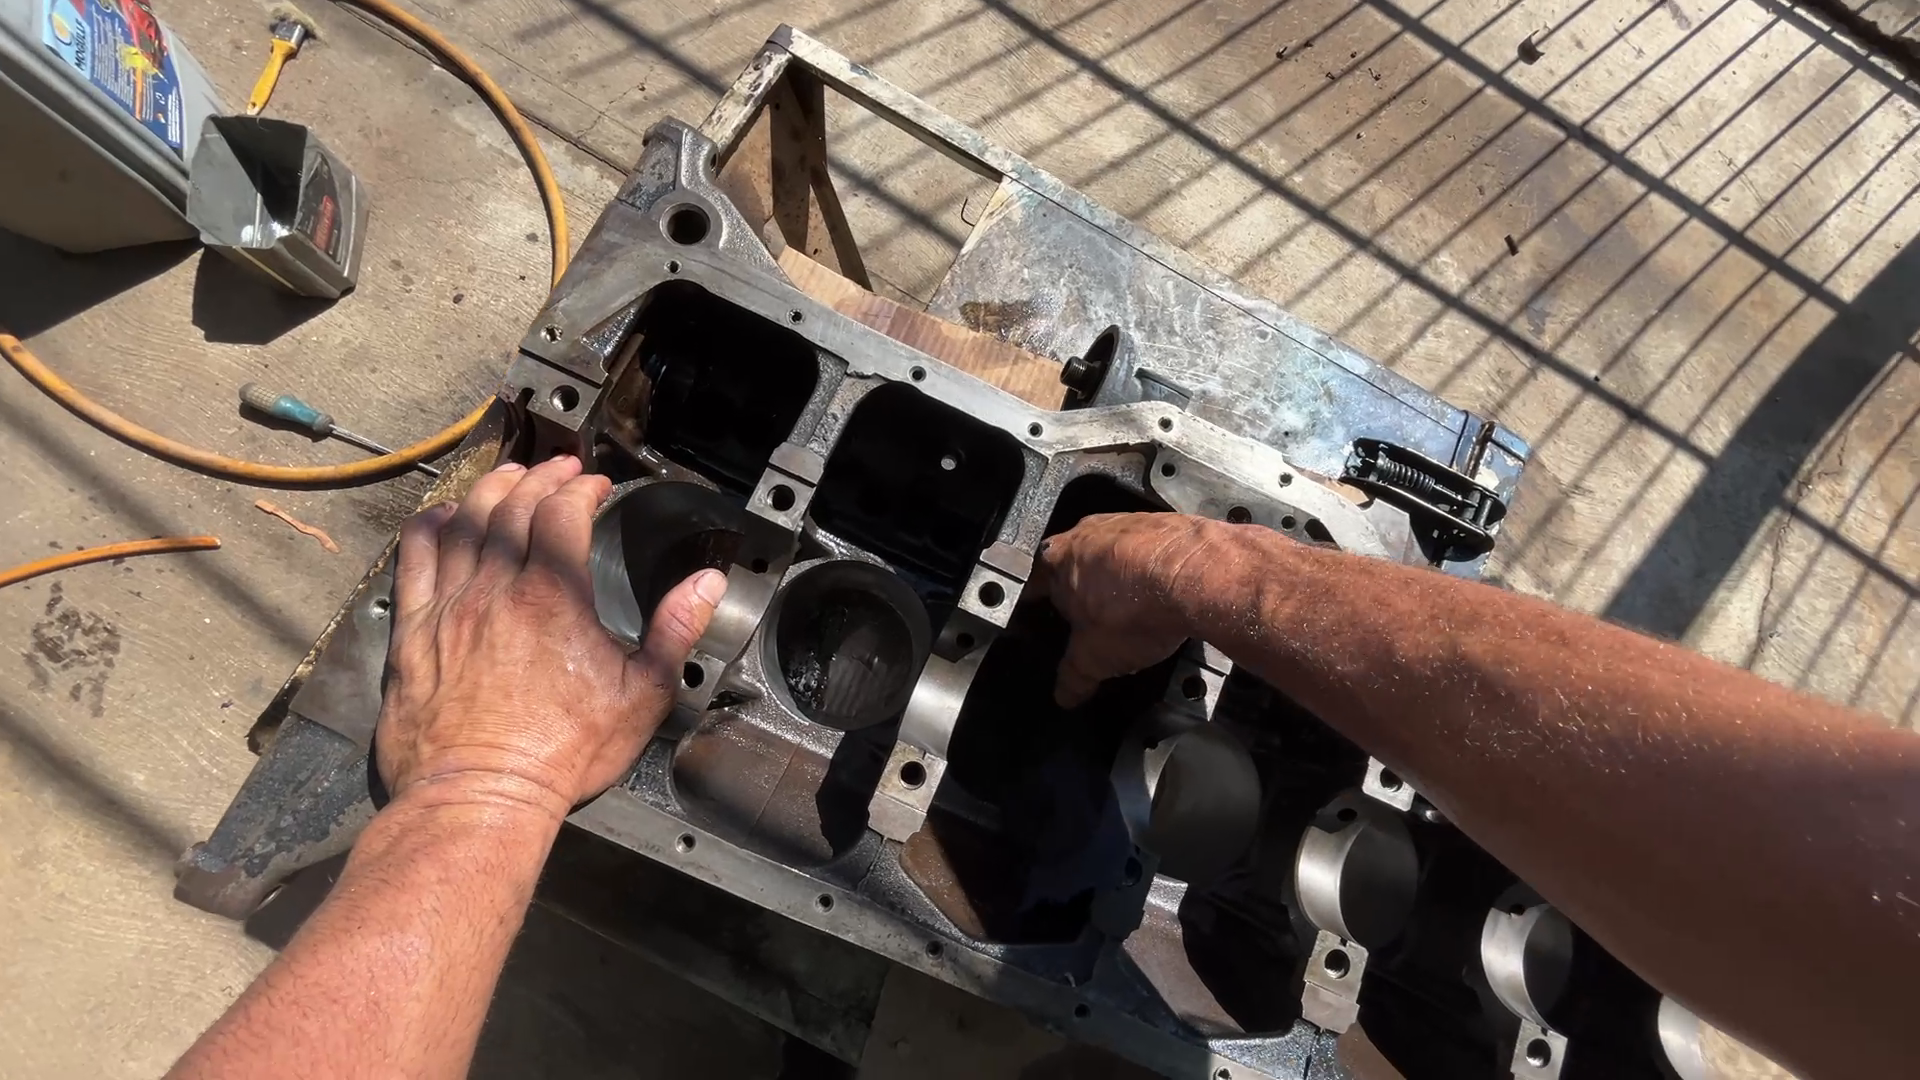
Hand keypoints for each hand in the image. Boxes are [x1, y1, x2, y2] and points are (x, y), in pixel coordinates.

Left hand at [375, 455, 726, 819]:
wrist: (483, 796)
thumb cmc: (569, 747)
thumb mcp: (645, 691)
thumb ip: (676, 628)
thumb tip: (709, 581)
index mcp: (556, 597)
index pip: (562, 514)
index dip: (580, 488)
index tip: (596, 484)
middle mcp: (499, 589)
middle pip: (512, 507)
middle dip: (538, 478)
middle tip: (558, 469)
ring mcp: (450, 609)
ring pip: (464, 525)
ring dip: (489, 491)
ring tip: (508, 474)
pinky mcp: (414, 634)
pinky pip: (415, 563)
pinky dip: (431, 529)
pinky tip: (445, 515)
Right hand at [1033, 512, 1221, 706]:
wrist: (1197, 575)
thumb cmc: (1136, 605)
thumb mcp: (1094, 657)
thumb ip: (1073, 676)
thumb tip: (1065, 693)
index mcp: (1056, 560)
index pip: (1034, 582)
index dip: (1038, 602)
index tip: (1041, 611)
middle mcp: (1087, 533)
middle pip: (1075, 563)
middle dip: (1082, 587)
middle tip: (1093, 616)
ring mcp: (1126, 524)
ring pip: (1112, 552)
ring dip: (1119, 576)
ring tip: (1132, 606)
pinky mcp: (1162, 523)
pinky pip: (1148, 548)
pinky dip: (1151, 567)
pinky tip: (1162, 592)